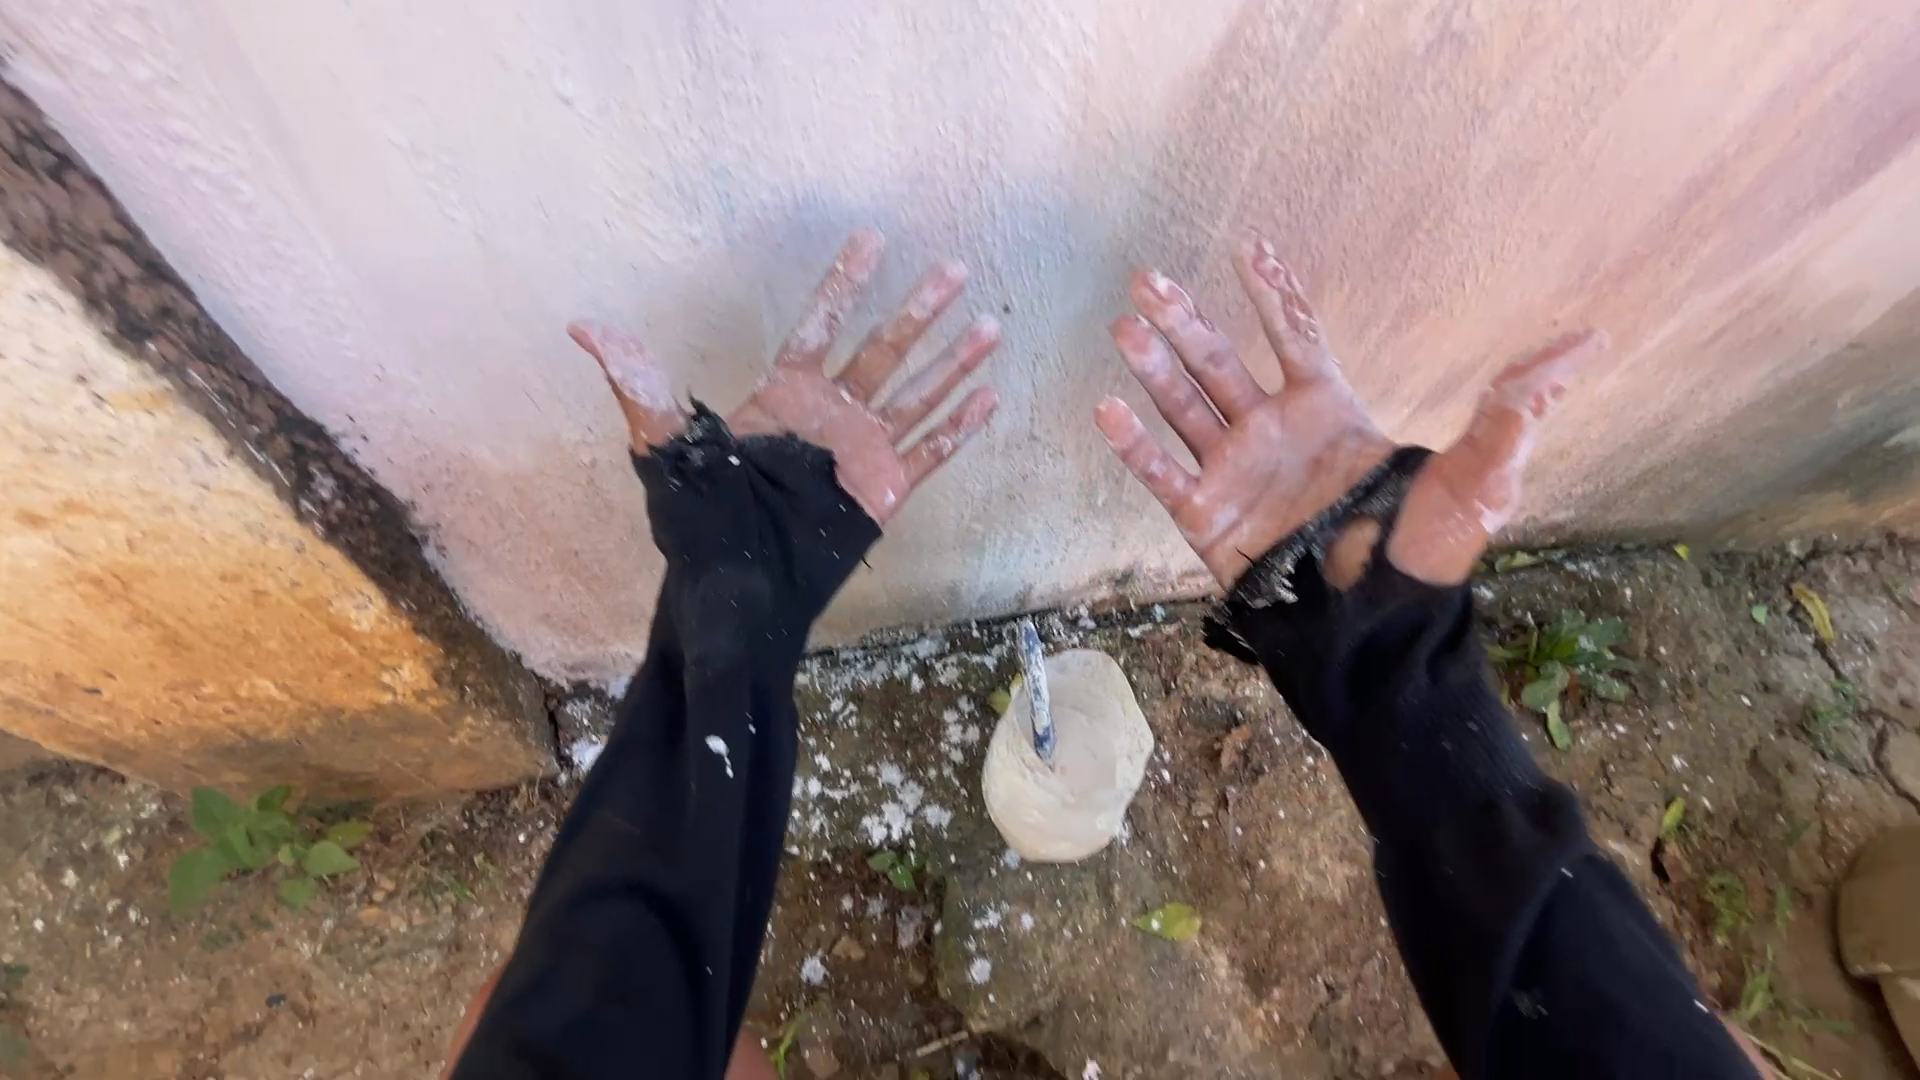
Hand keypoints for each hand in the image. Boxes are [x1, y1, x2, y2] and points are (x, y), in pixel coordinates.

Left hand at [568, 229, 1000, 524]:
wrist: (739, 592)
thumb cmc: (701, 525)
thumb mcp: (666, 453)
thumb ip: (642, 391)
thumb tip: (585, 328)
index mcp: (787, 395)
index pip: (822, 326)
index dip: (846, 284)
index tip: (873, 241)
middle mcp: (832, 415)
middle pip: (886, 350)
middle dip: (921, 310)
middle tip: (957, 268)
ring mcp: (864, 451)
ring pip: (918, 395)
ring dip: (953, 363)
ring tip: (990, 327)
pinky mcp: (887, 490)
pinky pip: (931, 453)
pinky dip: (960, 429)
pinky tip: (990, 399)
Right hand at [1096, 229, 1605, 588]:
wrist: (1363, 625)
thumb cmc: (1419, 555)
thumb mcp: (1478, 484)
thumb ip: (1510, 416)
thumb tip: (1582, 344)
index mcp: (1326, 413)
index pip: (1293, 336)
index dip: (1272, 292)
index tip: (1249, 248)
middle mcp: (1269, 432)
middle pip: (1219, 361)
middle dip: (1185, 318)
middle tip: (1149, 279)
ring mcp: (1230, 471)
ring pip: (1182, 406)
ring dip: (1152, 366)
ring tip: (1124, 325)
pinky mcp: (1202, 514)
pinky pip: (1159, 471)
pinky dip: (1132, 443)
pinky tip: (1106, 408)